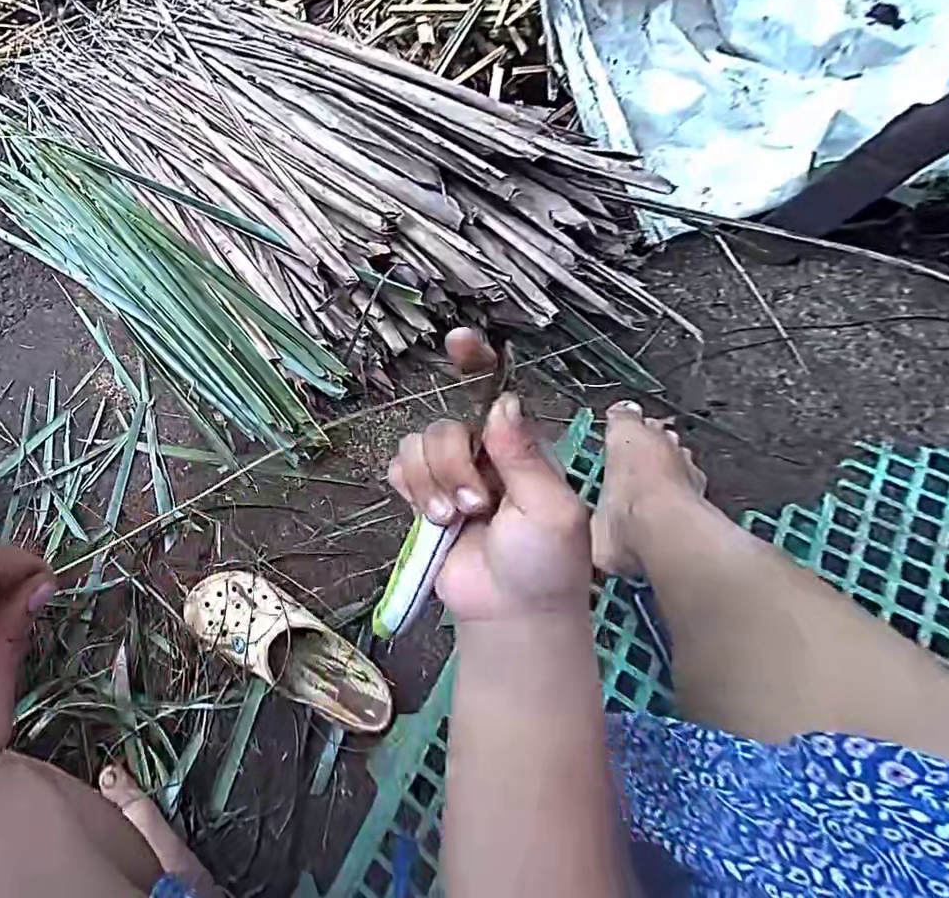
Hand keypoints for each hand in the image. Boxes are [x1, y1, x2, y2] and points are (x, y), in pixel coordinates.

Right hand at [386, 330, 591, 619]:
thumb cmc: (545, 562)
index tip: (458, 340)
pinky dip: (409, 488)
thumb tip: (502, 404)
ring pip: (415, 445)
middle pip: (443, 426)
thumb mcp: (551, 509)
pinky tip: (429, 514)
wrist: (508, 609)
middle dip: (452, 466)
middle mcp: (479, 453)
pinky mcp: (420, 494)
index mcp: (516, 447)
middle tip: (474, 506)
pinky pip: (397, 469)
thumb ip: (523, 457)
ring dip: (430, 483)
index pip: (492, 393)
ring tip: (452, 519)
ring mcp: (447, 474)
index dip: (474, 363)